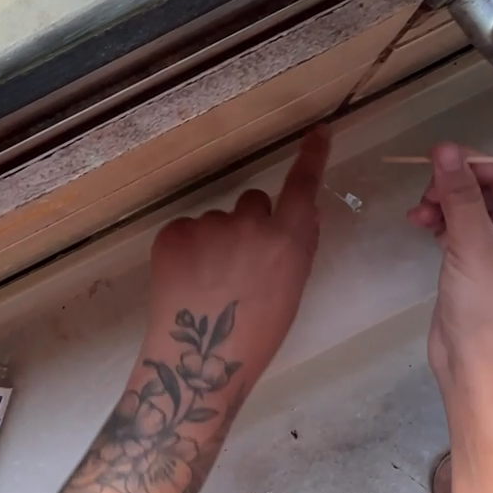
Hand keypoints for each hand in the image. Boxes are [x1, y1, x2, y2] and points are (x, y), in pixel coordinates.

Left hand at [147, 129, 329, 366]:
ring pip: (218, 220)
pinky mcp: (173, 232)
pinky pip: (187, 229)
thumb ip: (295, 246)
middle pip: (254, 203)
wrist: (198, 361)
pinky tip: (187, 280)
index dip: (312, 157)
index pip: (302, 187)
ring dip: (216, 241)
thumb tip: (301, 212)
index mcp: (287, 241)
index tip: (318, 131)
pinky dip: (187, 248)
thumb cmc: (256, 333)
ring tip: (211, 282)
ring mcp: (208, 225)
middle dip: (250, 225)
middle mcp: (250, 223)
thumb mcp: (290, 289)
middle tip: (240, 266)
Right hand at [408, 143, 492, 400]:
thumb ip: (458, 193)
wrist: (480, 371)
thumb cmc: (487, 307)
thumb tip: (444, 148)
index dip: (470, 163)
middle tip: (423, 197)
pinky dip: (440, 223)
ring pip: (470, 210)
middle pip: (488, 191)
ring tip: (417, 216)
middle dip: (452, 187)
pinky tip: (420, 226)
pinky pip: (460, 231)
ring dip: (442, 204)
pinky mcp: (478, 269)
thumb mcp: (472, 244)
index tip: (431, 161)